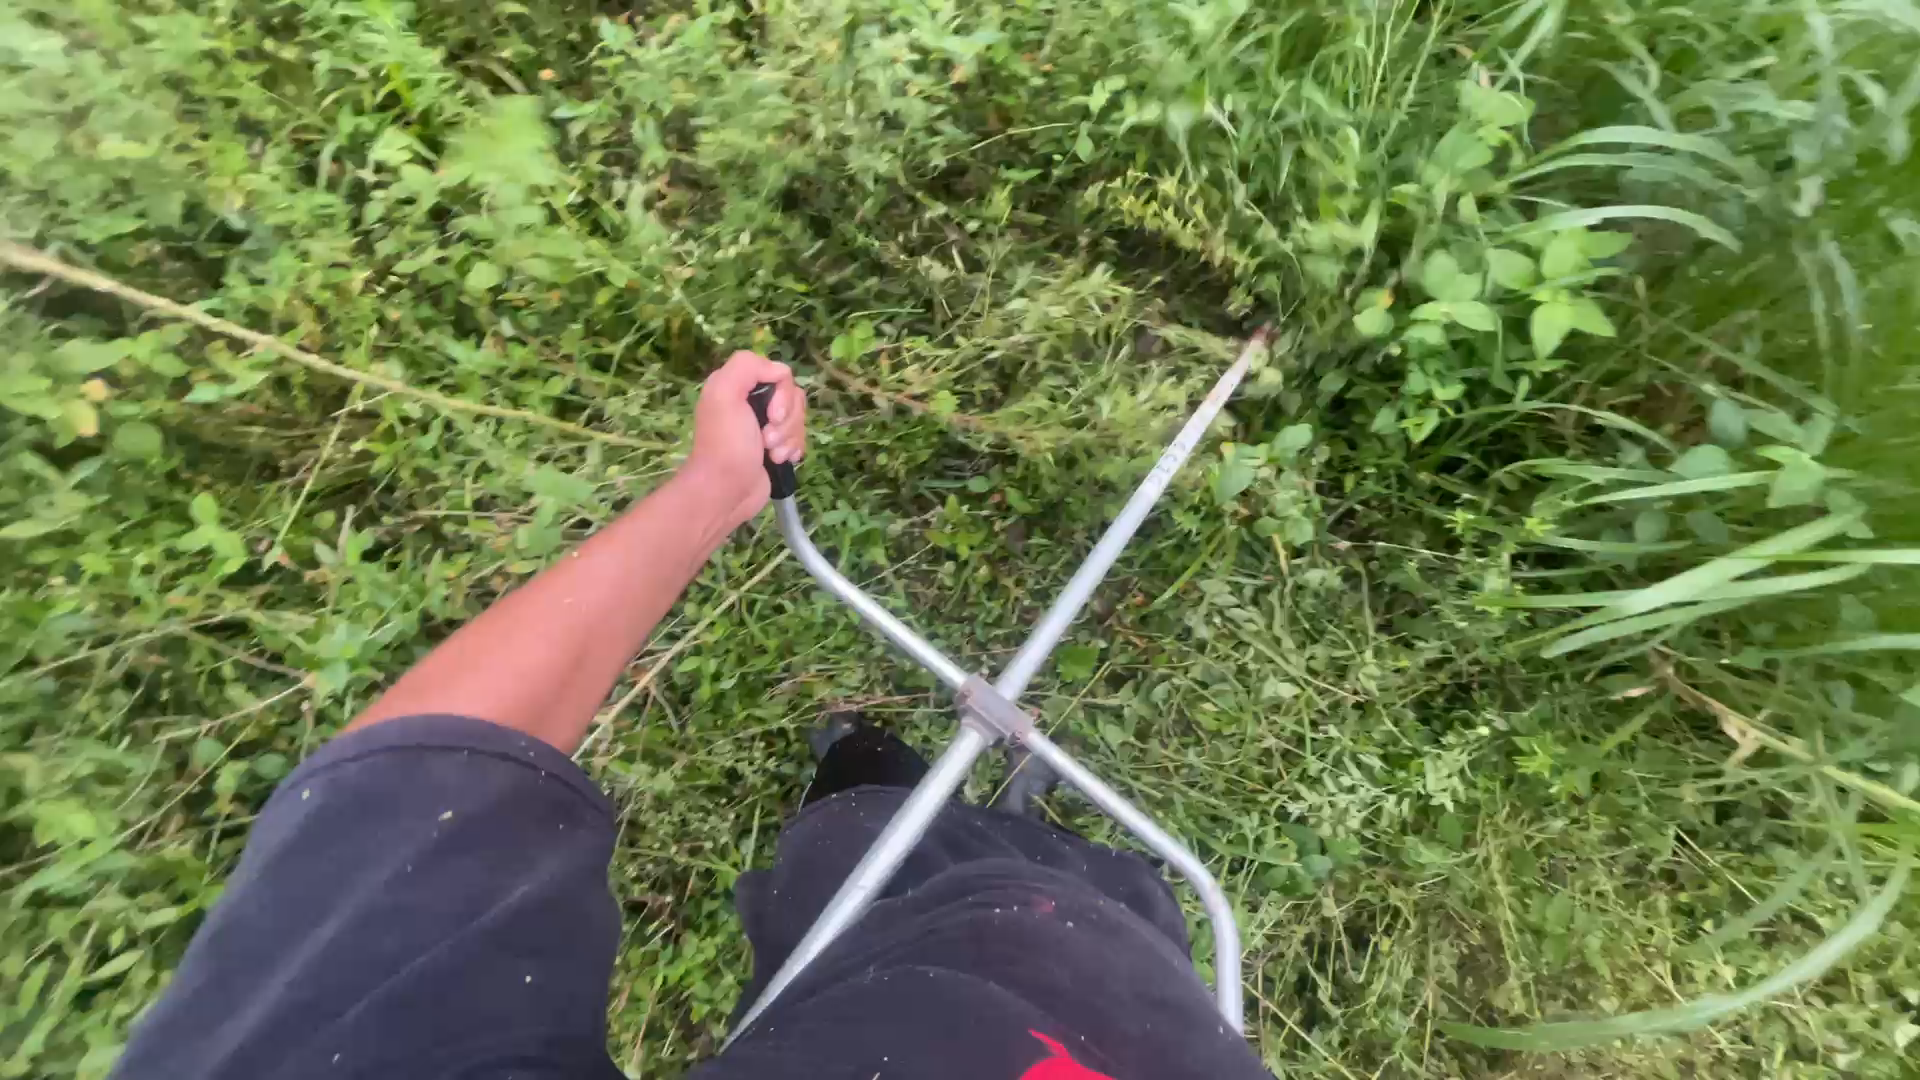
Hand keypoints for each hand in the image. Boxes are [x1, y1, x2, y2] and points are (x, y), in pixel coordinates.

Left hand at [683, 350, 806, 529]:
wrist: (727, 490)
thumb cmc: (726, 444)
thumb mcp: (725, 393)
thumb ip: (748, 366)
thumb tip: (781, 372)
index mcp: (739, 384)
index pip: (781, 375)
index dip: (783, 396)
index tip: (771, 416)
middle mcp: (753, 402)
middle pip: (794, 397)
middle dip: (787, 422)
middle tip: (766, 440)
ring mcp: (766, 426)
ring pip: (799, 419)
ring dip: (789, 439)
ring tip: (771, 455)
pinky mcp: (777, 447)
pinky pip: (800, 438)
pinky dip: (794, 449)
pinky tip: (780, 461)